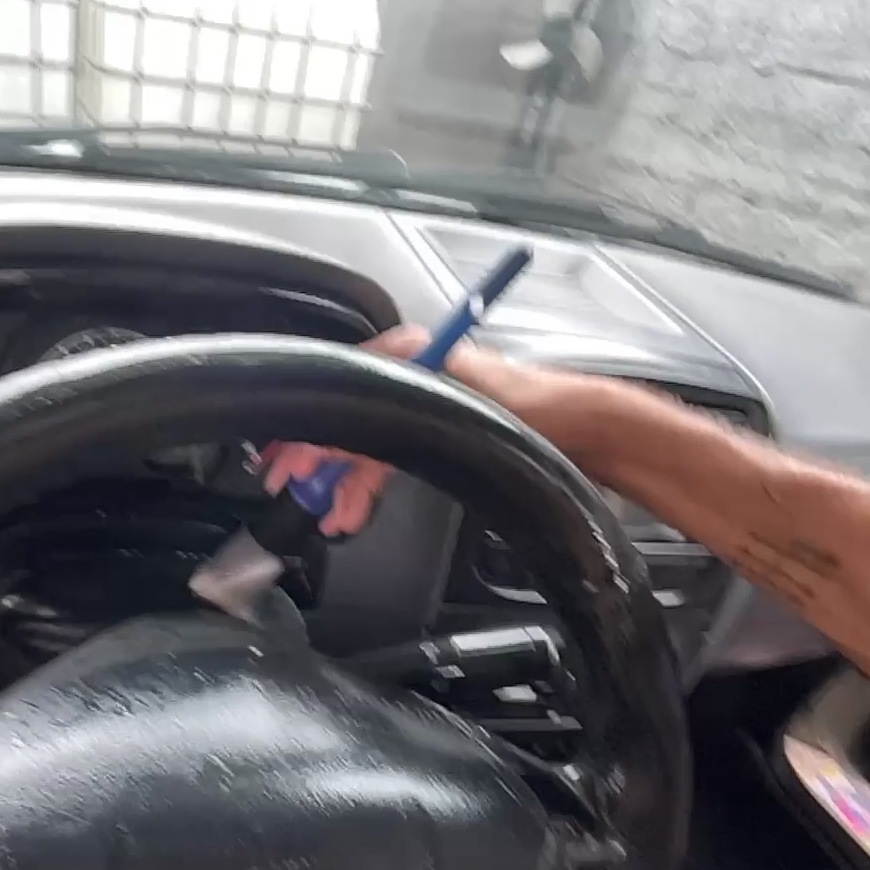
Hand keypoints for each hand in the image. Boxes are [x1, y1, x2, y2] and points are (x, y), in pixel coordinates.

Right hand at [259, 327, 535, 535]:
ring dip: (341, 482)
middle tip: (287, 487)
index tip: (287, 459)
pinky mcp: (430, 432)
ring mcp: (417, 405)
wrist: (583, 428)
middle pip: (344, 417)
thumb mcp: (458, 407)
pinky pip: (385, 458)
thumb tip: (332, 440)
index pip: (339, 387)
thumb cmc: (532, 404)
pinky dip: (367, 484)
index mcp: (411, 353)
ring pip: (362, 444)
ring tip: (327, 516)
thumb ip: (390, 421)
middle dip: (314, 458)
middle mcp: (407, 375)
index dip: (310, 426)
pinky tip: (352, 509)